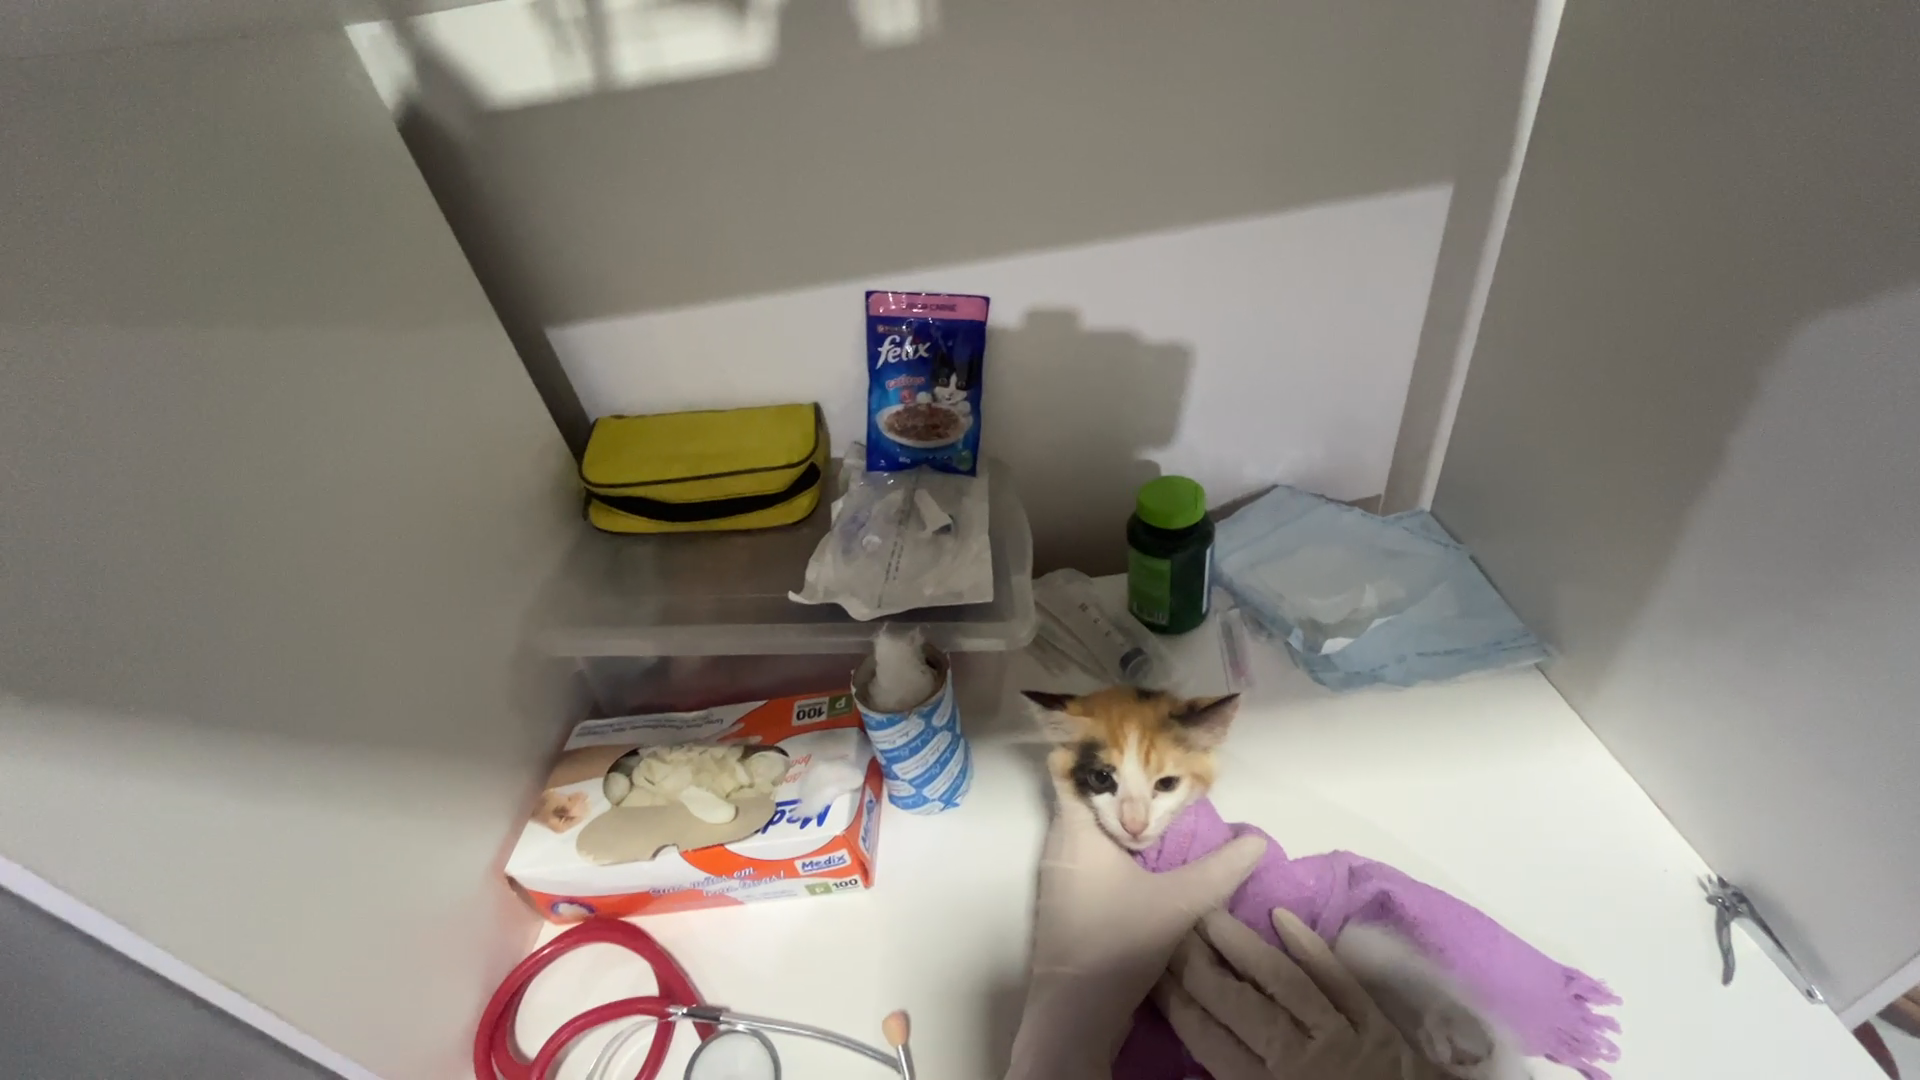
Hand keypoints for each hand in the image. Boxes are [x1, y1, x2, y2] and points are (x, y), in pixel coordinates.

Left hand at [1004, 778, 1265, 1079]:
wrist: (1075, 1011)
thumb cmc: (1117, 941)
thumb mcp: (1179, 903)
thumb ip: (1220, 869)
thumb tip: (1257, 839)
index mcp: (1074, 827)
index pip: (1072, 767)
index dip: (1101, 750)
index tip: (1138, 743)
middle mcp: (1059, 840)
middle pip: (1085, 793)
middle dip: (1122, 782)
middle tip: (1162, 772)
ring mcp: (1058, 869)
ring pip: (1087, 823)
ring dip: (1120, 815)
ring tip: (1160, 807)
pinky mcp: (1065, 893)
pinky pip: (1087, 850)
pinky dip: (1113, 843)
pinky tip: (1144, 853)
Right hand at [1154, 908, 1449, 1079]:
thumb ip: (1234, 1077)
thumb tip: (1196, 1036)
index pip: (1207, 1037)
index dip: (1175, 998)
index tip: (1150, 966)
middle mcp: (1297, 1059)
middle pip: (1237, 1001)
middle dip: (1197, 962)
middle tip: (1168, 925)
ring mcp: (1342, 1037)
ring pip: (1283, 980)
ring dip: (1243, 944)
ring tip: (1210, 911)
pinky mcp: (1378, 1027)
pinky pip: (1342, 981)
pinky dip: (1312, 948)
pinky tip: (1283, 917)